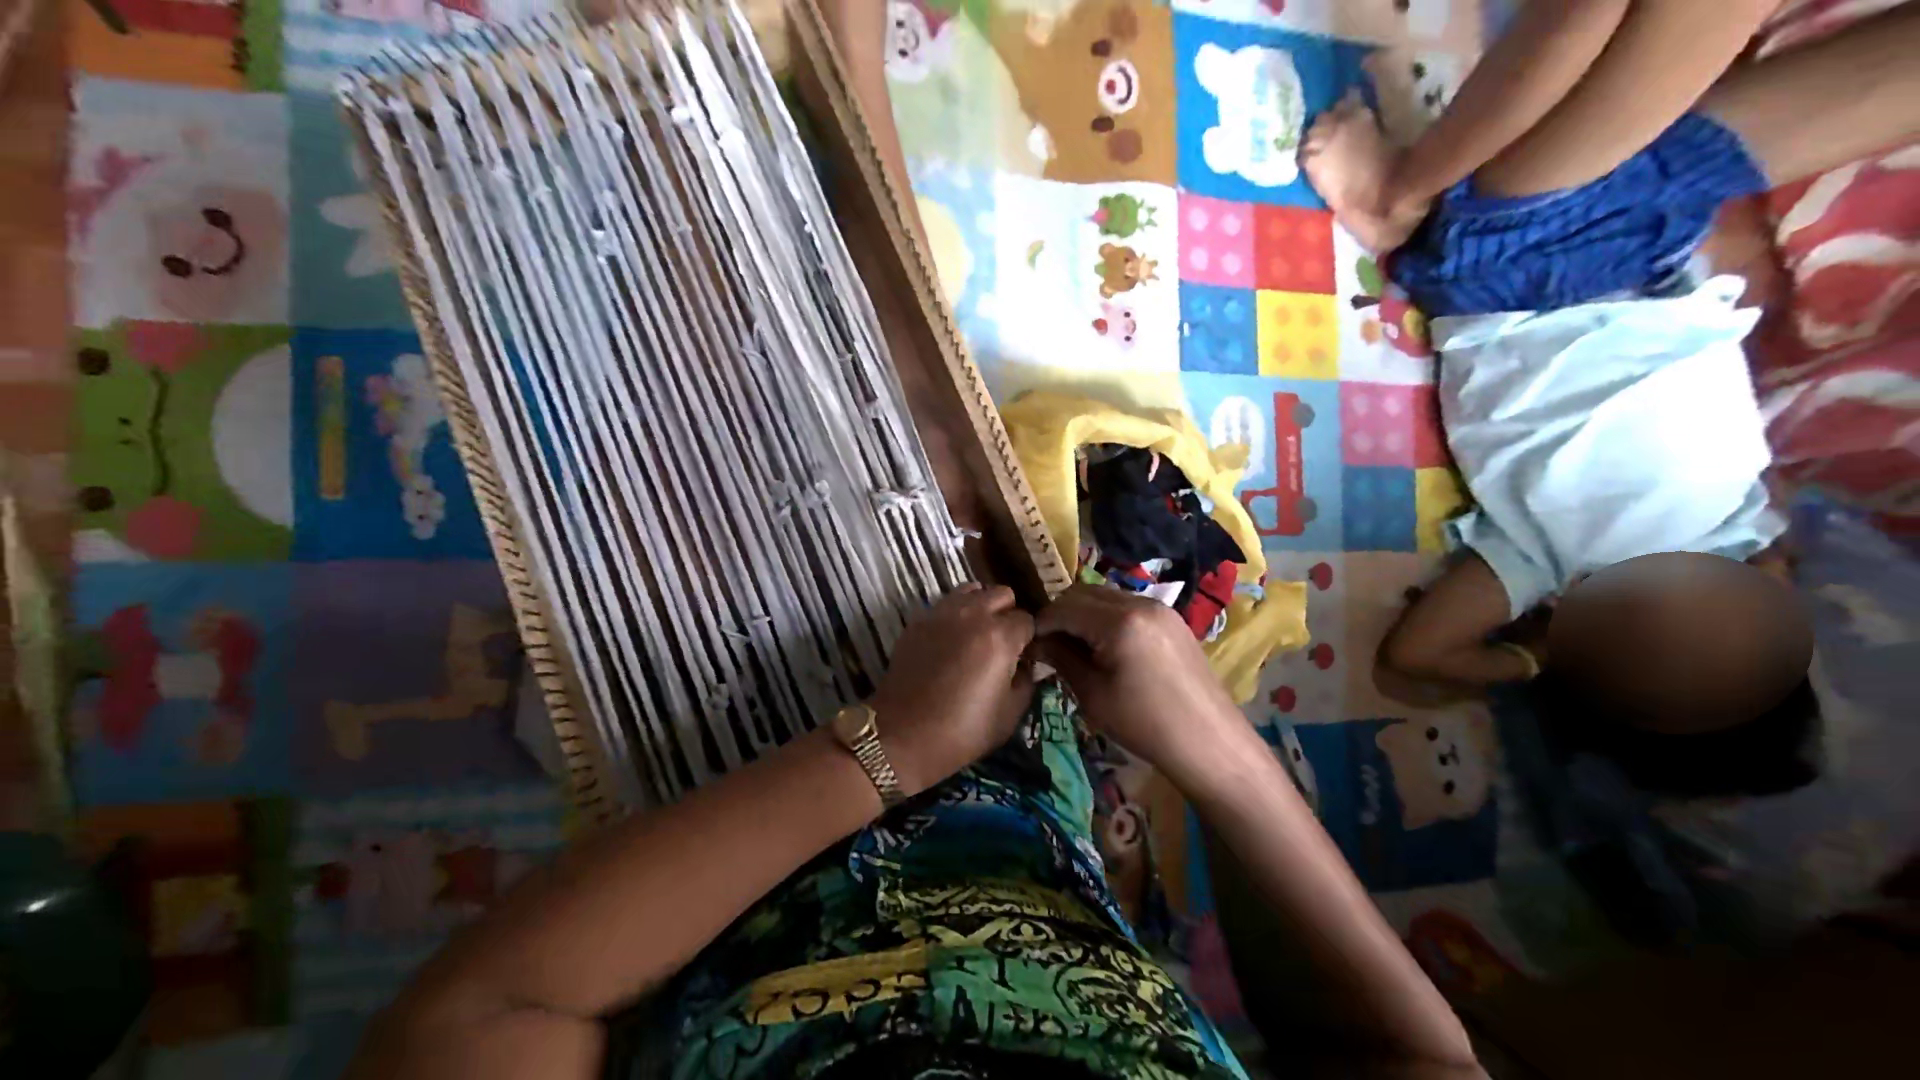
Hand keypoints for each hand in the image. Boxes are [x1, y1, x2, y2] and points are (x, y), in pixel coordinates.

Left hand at [870, 584, 1035, 795]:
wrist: (902, 736)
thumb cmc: (962, 731)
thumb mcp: (1009, 714)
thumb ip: (1026, 681)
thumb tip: (1027, 665)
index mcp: (1000, 637)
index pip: (1027, 620)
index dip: (1029, 639)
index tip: (1023, 658)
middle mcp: (972, 615)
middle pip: (1002, 594)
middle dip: (1007, 614)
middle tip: (1002, 643)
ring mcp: (941, 614)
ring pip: (972, 591)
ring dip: (981, 607)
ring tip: (977, 635)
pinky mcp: (918, 621)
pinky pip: (946, 604)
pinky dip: (955, 614)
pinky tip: (951, 642)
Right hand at [1036, 585, 1250, 784]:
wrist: (1209, 743)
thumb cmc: (1145, 724)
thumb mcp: (1093, 694)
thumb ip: (1061, 659)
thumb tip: (1036, 641)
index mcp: (1119, 621)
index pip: (1063, 607)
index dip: (1041, 623)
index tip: (1029, 645)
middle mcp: (1140, 603)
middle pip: (1084, 593)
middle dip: (1061, 614)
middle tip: (1050, 646)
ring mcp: (1160, 609)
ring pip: (1106, 597)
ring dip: (1084, 614)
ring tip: (1077, 649)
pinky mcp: (1172, 620)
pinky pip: (1128, 606)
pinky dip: (1108, 618)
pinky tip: (1106, 648)